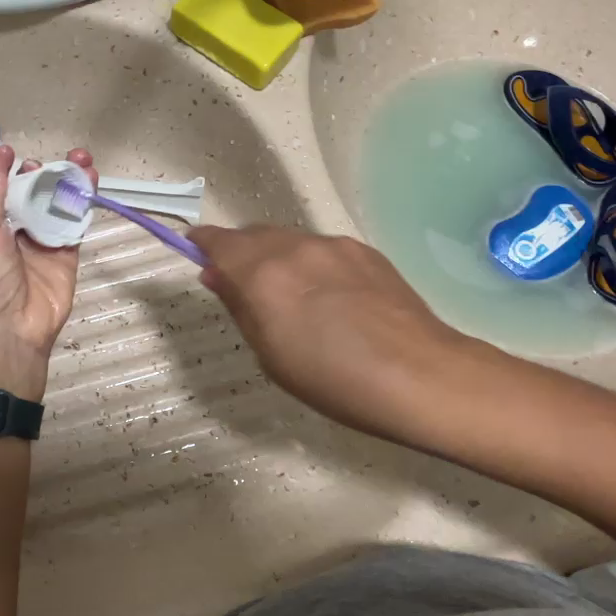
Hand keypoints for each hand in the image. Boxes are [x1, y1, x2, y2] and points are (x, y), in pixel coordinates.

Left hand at [0, 144, 96, 399]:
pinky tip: (90, 181)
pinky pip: (73, 222)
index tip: (12, 150)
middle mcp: (8, 231)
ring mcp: (38, 242)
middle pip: (26, 192)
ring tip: (81, 158)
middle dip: (39, 172)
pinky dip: (82, 201)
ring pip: (53, 203)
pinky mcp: (64, 255)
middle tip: (53, 160)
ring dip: (66, 180)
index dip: (0, 168)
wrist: (9, 336)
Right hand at [187, 226, 477, 443]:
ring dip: (277, 258)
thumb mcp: (270, 355)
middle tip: (242, 287)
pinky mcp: (365, 251)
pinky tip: (329, 298)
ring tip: (291, 297)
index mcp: (262, 273)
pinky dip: (311, 264)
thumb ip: (240, 307)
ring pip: (289, 240)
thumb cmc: (334, 380)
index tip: (195, 252)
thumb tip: (217, 275)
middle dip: (240, 253)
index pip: (218, 241)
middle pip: (253, 236)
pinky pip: (322, 249)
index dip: (202, 243)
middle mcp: (294, 247)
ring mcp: (333, 245)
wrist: (421, 376)